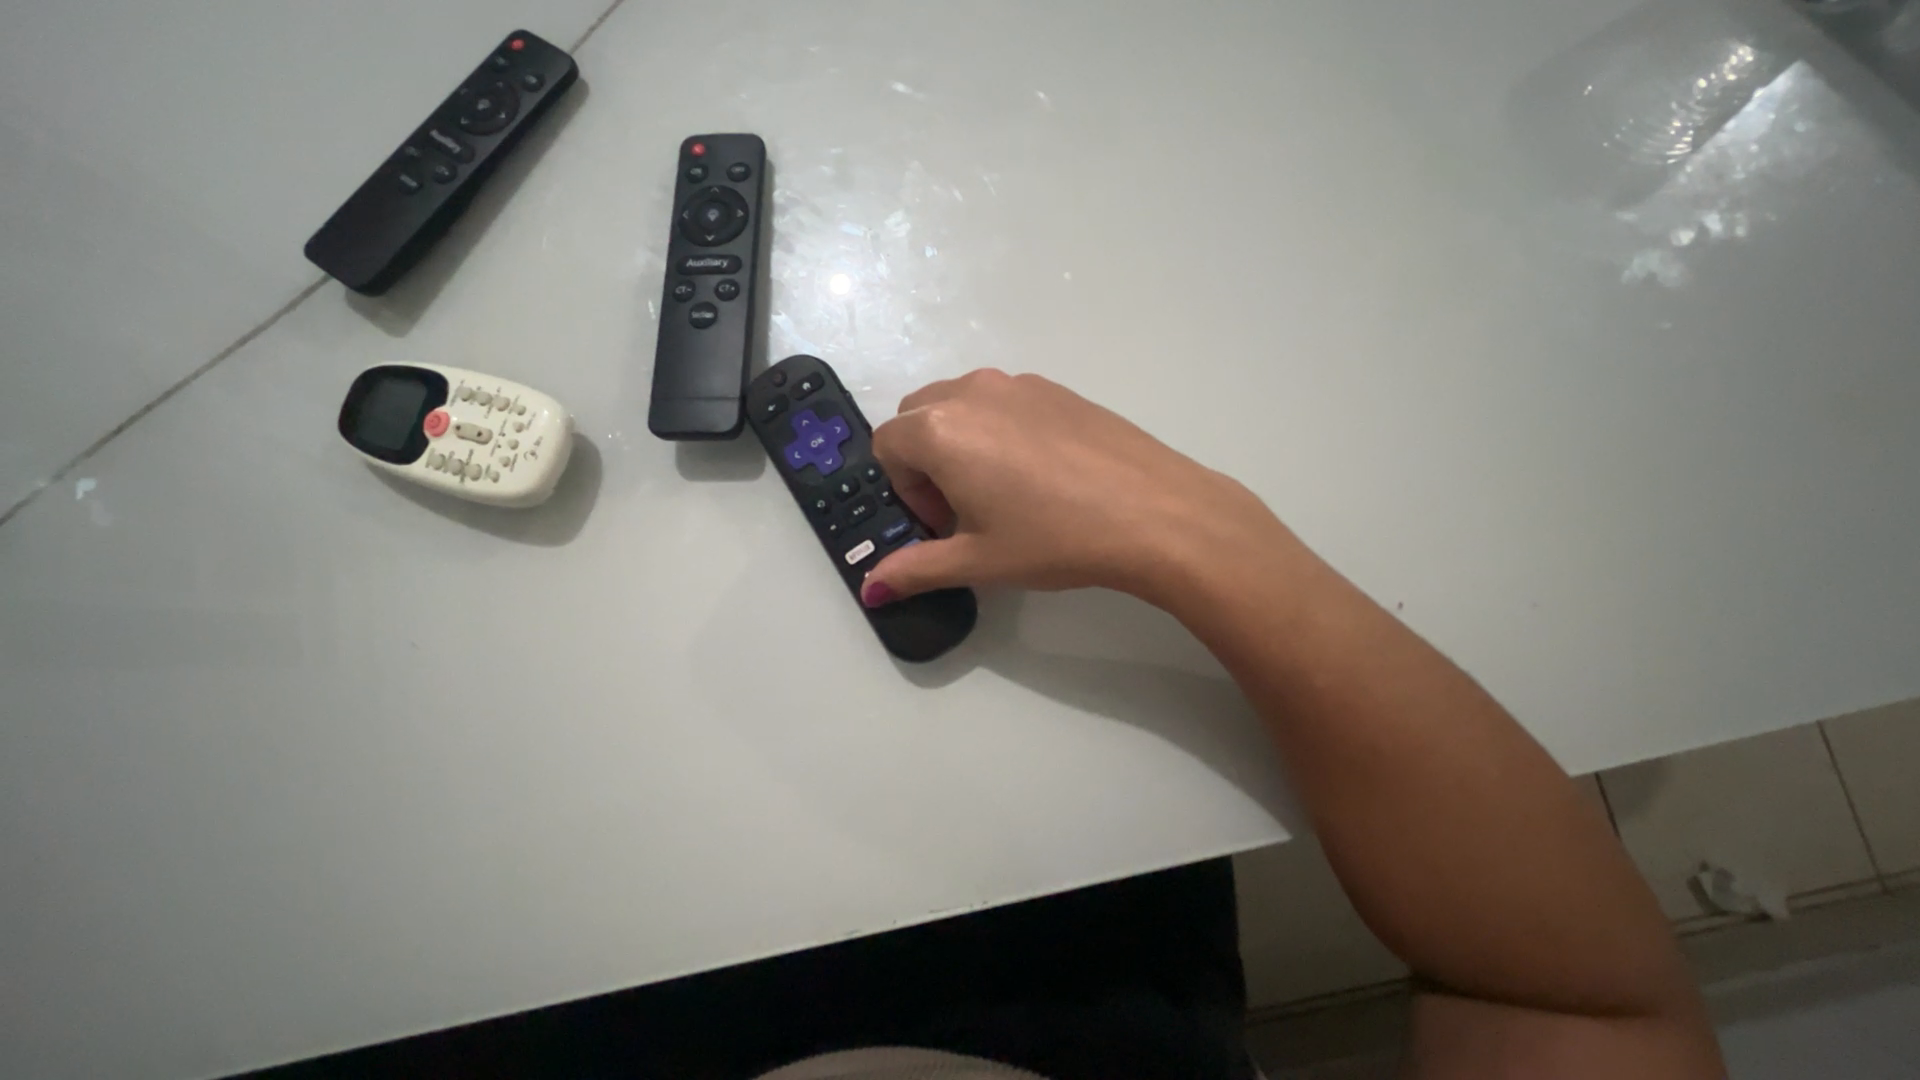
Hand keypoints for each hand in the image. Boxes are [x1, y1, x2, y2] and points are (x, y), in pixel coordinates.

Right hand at [861, 369, 1290, 606]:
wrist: (1155, 513)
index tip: (943, 525)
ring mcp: (1018, 383)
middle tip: (965, 508)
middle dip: (923, 461)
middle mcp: (971, 392)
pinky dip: (999, 430)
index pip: (886, 446)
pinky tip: (1043, 475)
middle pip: (917, 416)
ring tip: (1004, 491)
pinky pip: (1005, 402)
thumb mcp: (978, 561)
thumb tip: (871, 589)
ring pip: (962, 404)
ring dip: (960, 442)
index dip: (905, 491)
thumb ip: (915, 570)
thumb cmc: (1054, 539)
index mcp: (940, 429)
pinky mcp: (1057, 387)